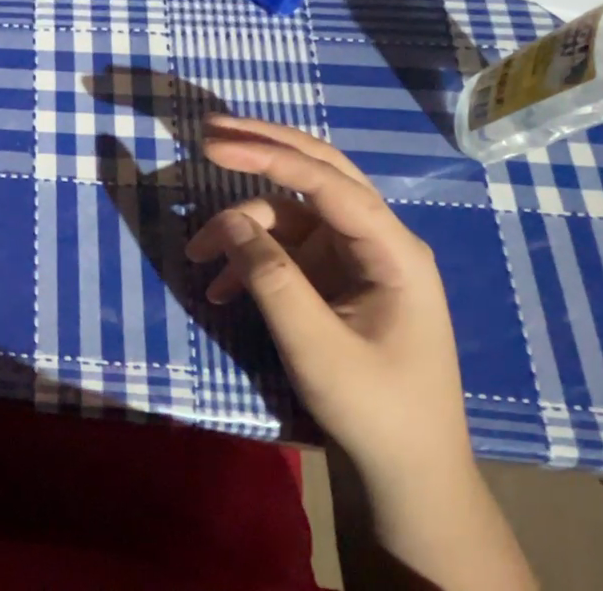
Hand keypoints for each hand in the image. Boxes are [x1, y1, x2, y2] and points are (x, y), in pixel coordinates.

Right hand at [184, 116, 471, 482]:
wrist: (406, 469)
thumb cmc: (373, 405)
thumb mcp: (314, 343)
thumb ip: (270, 276)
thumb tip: (228, 222)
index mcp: (393, 251)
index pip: (327, 183)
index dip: (268, 156)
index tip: (211, 145)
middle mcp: (378, 241)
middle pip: (318, 175)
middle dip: (263, 151)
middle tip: (208, 133)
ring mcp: (356, 258)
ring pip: (291, 215)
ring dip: (242, 226)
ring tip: (196, 254)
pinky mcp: (337, 278)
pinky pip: (285, 249)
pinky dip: (250, 258)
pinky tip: (220, 287)